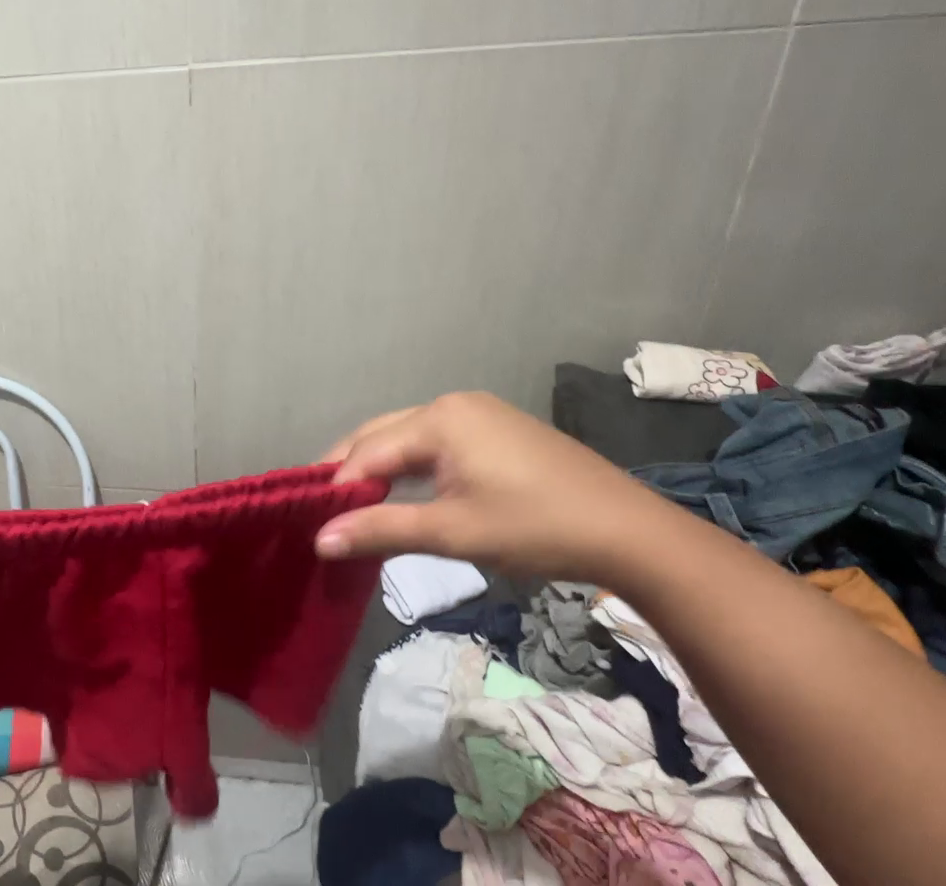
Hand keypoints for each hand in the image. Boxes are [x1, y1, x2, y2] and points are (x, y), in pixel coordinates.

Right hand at [312, 392, 684, 581]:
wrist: (631, 534)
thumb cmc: (535, 527)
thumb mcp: (452, 532)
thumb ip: (380, 530)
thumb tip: (318, 541)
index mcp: (440, 419)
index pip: (367, 452)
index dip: (338, 488)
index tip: (313, 522)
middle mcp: (454, 404)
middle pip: (382, 435)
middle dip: (350, 471)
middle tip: (322, 511)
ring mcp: (480, 414)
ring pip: (408, 438)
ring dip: (379, 469)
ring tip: (355, 506)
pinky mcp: (499, 431)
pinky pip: (436, 443)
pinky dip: (411, 467)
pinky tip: (403, 493)